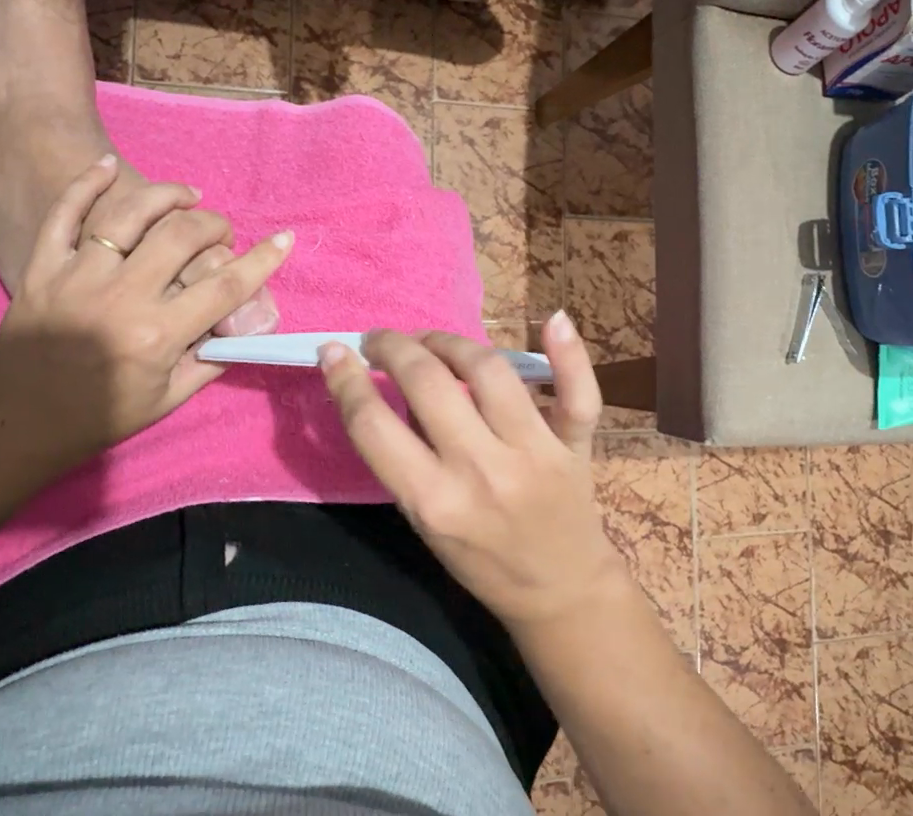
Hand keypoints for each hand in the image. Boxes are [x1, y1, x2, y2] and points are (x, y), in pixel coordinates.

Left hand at [0, 156, 293, 462]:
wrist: (18, 423)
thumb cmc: (99, 417)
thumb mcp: (166, 401)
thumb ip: (207, 363)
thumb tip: (238, 331)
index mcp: (157, 335)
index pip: (225, 287)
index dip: (262, 260)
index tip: (284, 239)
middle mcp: (122, 297)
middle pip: (183, 237)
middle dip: (215, 225)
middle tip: (222, 231)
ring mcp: (79, 277)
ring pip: (130, 215)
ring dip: (167, 196)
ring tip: (187, 196)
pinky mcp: (43, 268)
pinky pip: (64, 215)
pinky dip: (84, 185)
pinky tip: (106, 166)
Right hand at [319, 315, 630, 629]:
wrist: (559, 593)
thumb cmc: (481, 561)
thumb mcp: (425, 524)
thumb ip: (404, 462)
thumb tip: (382, 388)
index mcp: (434, 501)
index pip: (374, 425)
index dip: (345, 380)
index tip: (334, 352)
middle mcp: (482, 471)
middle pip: (428, 383)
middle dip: (394, 347)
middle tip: (381, 342)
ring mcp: (533, 454)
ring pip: (489, 370)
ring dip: (451, 343)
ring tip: (430, 342)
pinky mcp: (575, 446)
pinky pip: (578, 392)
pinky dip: (569, 354)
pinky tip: (554, 319)